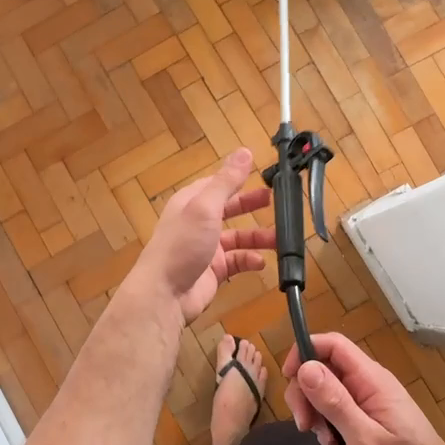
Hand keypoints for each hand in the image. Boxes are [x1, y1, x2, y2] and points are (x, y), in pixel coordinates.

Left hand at [128, 148, 275, 322]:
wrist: (165, 293)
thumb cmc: (182, 244)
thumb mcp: (205, 207)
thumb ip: (227, 181)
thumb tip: (244, 151)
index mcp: (191, 202)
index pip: (217, 184)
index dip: (238, 178)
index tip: (262, 174)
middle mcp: (198, 222)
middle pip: (229, 208)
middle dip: (251, 205)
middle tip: (276, 202)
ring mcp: (206, 247)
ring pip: (237, 237)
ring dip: (257, 236)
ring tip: (280, 239)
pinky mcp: (213, 271)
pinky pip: (237, 261)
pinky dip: (250, 260)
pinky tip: (261, 262)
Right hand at [283, 332, 444, 444]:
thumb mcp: (364, 440)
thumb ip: (335, 402)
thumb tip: (305, 366)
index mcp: (371, 379)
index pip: (332, 344)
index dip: (305, 351)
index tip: (288, 379)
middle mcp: (369, 382)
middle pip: (324, 367)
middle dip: (306, 393)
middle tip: (304, 426)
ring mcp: (369, 399)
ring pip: (327, 390)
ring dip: (317, 414)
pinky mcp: (368, 416)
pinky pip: (337, 409)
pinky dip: (329, 426)